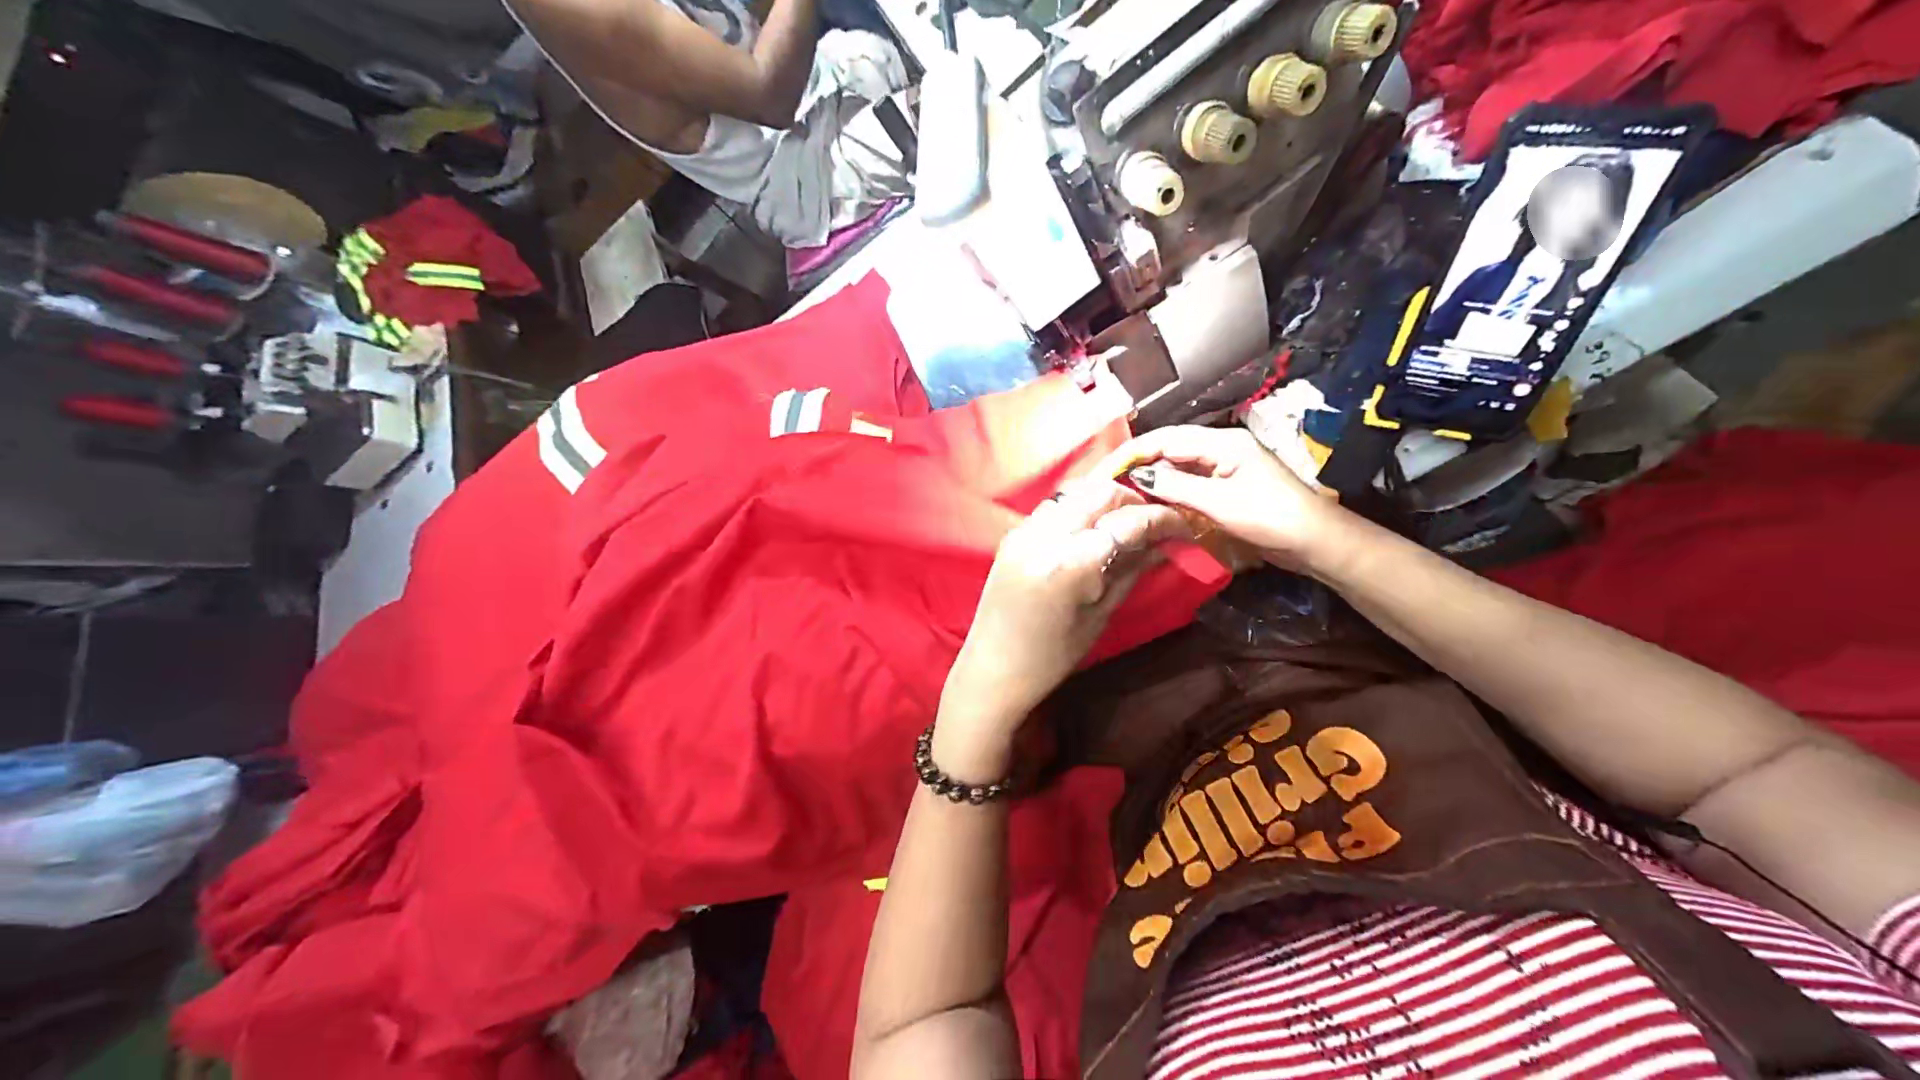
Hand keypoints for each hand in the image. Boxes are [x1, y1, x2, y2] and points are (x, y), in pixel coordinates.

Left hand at [935, 478, 1189, 781]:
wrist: (992, 669)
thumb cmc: (1052, 658)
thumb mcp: (1100, 615)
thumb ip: (1131, 569)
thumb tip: (1167, 542)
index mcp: (1069, 563)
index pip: (1126, 521)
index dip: (1160, 518)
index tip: (1182, 526)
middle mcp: (1043, 536)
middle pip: (1099, 492)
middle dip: (1132, 501)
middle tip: (1153, 525)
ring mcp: (1023, 532)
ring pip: (1075, 494)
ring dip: (1104, 503)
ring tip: (1124, 528)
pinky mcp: (1012, 535)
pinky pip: (1053, 509)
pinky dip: (1078, 512)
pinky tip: (1090, 534)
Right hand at [1097, 425, 1358, 574]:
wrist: (1316, 542)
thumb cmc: (1271, 518)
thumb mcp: (1219, 502)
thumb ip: (1177, 486)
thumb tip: (1137, 475)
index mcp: (1222, 442)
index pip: (1165, 439)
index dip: (1132, 452)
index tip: (1104, 470)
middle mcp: (1221, 448)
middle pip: (1169, 448)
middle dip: (1137, 462)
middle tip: (1106, 482)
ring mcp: (1224, 467)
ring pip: (1177, 465)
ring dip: (1151, 476)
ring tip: (1122, 491)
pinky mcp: (1226, 486)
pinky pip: (1189, 481)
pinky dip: (1168, 489)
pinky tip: (1151, 501)